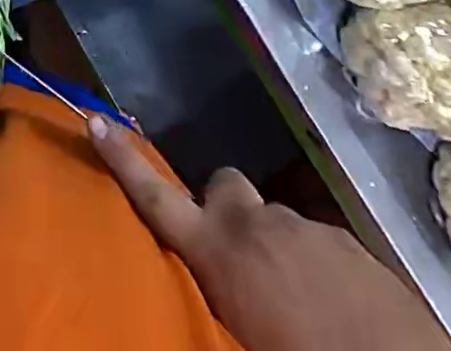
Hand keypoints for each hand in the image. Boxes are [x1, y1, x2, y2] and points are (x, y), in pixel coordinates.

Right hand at [89, 117, 450, 350]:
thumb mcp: (236, 340)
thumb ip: (211, 300)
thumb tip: (198, 292)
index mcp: (220, 250)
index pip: (156, 197)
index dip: (122, 160)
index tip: (97, 122)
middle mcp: (258, 223)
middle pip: (224, 184)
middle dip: (223, 208)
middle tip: (236, 254)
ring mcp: (308, 227)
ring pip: (275, 218)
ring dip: (275, 244)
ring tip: (296, 299)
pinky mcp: (353, 242)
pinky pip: (318, 240)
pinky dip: (316, 262)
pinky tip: (336, 307)